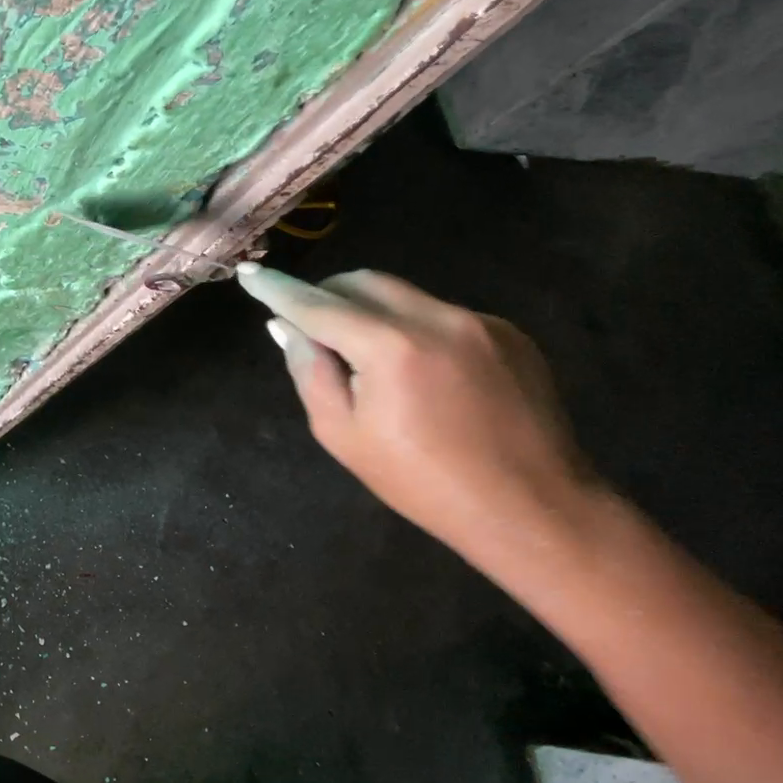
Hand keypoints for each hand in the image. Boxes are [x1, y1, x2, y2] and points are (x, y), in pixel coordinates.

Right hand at [236, 263, 599, 557]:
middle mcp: (437, 319)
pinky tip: (419, 372)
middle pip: (362, 282)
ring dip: (370, 311)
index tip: (248, 273)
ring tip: (367, 357)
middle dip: (326, 294)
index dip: (276, 289)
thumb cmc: (421, 480)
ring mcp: (480, 323)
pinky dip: (412, 327)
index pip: (316, 304)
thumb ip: (309, 370)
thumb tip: (287, 327)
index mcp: (390, 347)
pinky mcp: (510, 335)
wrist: (535, 509)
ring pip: (402, 295)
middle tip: (309, 327)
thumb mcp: (341, 433)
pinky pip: (440, 314)